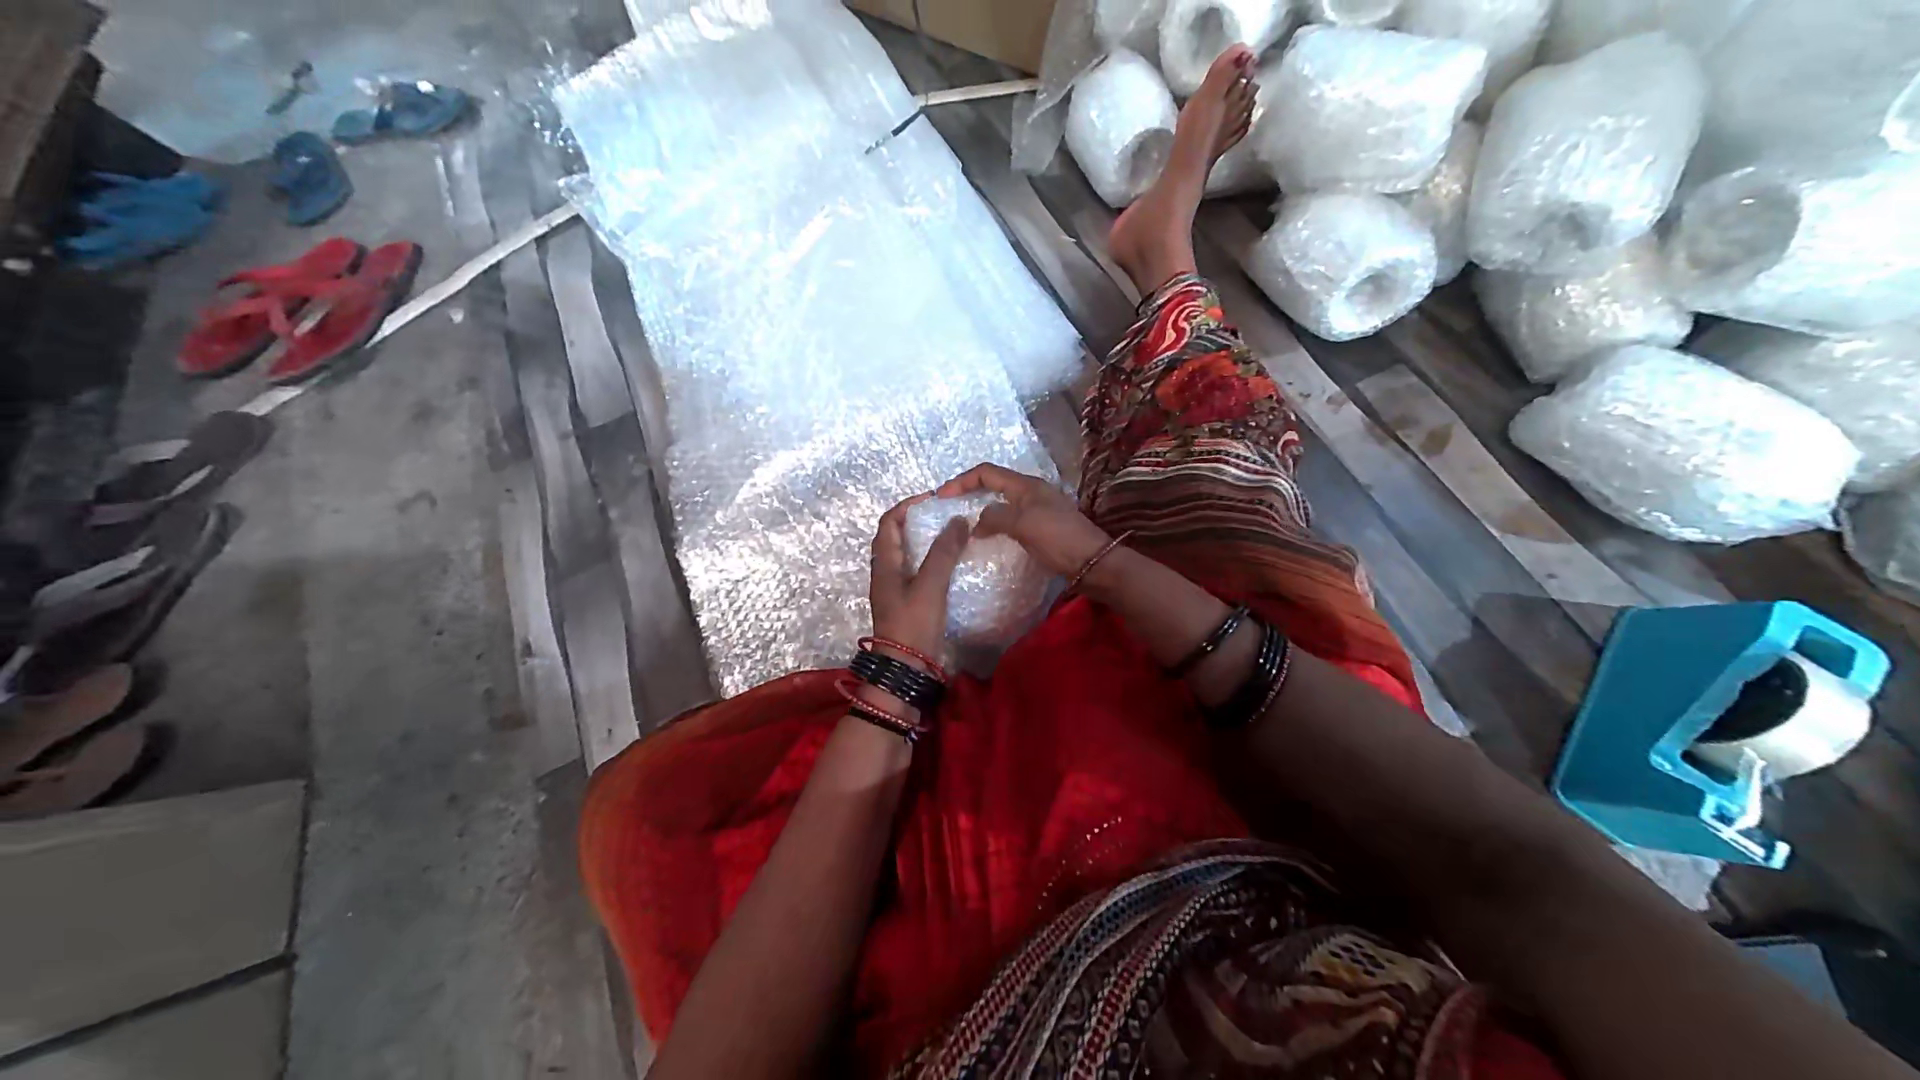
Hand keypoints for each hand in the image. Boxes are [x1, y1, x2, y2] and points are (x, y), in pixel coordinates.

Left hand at [869, 493, 969, 668]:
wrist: (906, 669)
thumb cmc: (913, 624)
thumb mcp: (930, 585)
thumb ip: (943, 552)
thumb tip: (957, 520)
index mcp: (884, 565)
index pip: (888, 523)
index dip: (906, 506)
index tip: (932, 500)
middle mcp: (885, 574)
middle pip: (895, 537)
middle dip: (916, 522)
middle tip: (944, 516)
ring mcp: (894, 590)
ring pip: (906, 555)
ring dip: (924, 542)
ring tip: (950, 536)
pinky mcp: (906, 604)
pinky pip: (915, 572)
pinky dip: (930, 561)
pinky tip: (950, 565)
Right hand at [936, 464, 1112, 576]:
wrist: (1092, 562)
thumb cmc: (1058, 539)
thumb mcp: (1023, 524)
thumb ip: (996, 517)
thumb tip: (978, 521)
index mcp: (1026, 485)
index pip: (987, 473)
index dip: (962, 481)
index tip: (941, 496)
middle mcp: (1031, 493)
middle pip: (993, 484)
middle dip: (970, 492)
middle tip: (949, 508)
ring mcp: (1037, 510)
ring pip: (1002, 503)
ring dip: (981, 509)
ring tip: (964, 524)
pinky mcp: (1041, 528)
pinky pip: (1010, 519)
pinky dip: (994, 524)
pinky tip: (988, 538)